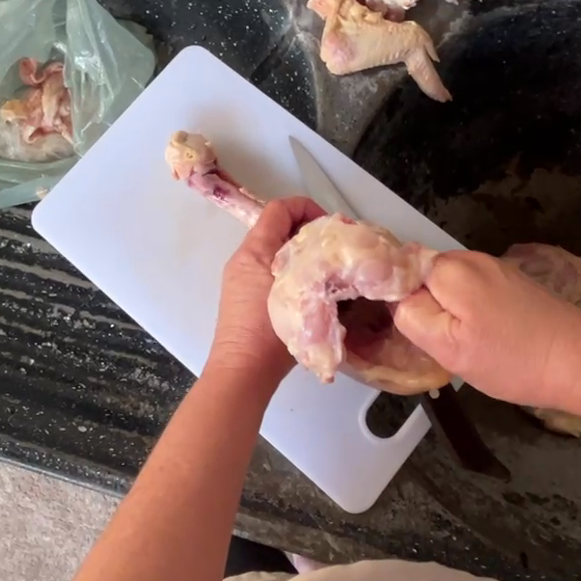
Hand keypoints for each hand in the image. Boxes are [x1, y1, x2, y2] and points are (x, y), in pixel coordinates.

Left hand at [206, 196, 325, 389]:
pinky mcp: (246, 298)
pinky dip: (293, 273)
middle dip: (309, 233)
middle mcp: (244, 259)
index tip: (331, 227)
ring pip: (276, 252)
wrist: (242, 372)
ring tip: (330, 272)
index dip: (307, 208)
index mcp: (254, 251)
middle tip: (336, 250)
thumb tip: (337, 258)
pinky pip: (272, 272)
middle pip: (278, 229)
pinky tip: (314, 293)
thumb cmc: (270, 333)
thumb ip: (318, 269)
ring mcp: (242, 279)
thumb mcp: (300, 293)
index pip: (280, 209)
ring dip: (303, 255)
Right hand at [393, 250, 580, 415]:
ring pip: (448, 285)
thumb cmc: (516, 360)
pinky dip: (469, 311)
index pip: (398, 269)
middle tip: (436, 342)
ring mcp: (496, 268)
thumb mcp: (450, 349)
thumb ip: (412, 317)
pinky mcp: (513, 282)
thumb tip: (397, 299)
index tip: (405, 328)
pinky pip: (472, 291)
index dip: (395, 297)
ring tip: (463, 343)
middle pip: (423, 275)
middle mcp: (472, 259)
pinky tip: (486, 337)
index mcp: (451, 269)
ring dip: (446, 310)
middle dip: (422, 304)